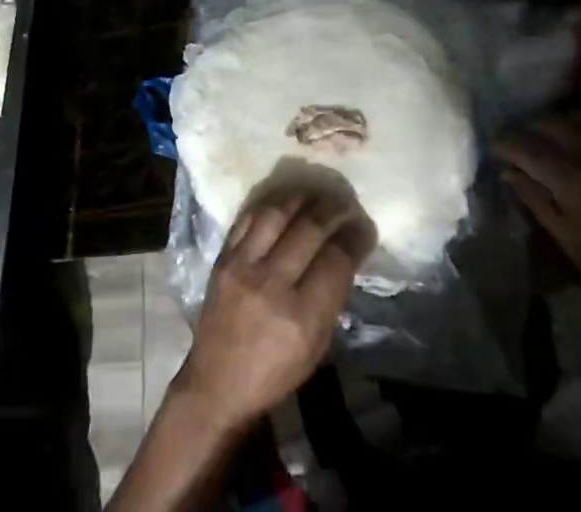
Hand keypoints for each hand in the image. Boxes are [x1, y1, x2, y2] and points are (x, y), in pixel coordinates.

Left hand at [176, 190, 375, 430]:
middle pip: (309, 229)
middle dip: (335, 210)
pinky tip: (286, 201)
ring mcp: (241, 268)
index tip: (365, 227)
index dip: (356, 237)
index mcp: (301, 317)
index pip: (336, 259)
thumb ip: (333, 295)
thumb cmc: (275, 372)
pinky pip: (248, 219)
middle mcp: (270, 285)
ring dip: (303, 198)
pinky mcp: (222, 260)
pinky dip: (271, 205)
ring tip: (318, 195)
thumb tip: (347, 250)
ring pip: (277, 214)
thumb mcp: (317, 344)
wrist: (215, 385)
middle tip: (347, 203)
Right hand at [502, 112, 580, 319]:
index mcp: (574, 179)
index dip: (506, 143)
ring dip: (559, 122)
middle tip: (519, 140)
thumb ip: (537, 200)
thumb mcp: (570, 241)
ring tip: (549, 135)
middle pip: (553, 122)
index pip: (527, 147)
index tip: (495, 146)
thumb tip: (511, 172)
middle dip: (530, 127)